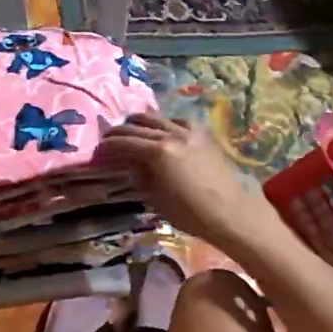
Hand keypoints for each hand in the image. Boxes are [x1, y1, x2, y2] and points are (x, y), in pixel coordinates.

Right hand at [99, 114, 272, 251]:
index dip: (110, 144)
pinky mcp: (205, 135)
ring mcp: (191, 132)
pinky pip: (179, 121)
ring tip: (132, 129)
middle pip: (139, 125)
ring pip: (159, 117)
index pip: (126, 141)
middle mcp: (173, 135)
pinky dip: (166, 123)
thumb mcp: (156, 198)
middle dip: (121, 130)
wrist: (232, 214)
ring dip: (142, 122)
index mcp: (159, 152)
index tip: (100, 147)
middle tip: (110, 136)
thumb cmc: (191, 213)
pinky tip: (163, 130)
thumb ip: (140, 175)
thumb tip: (132, 163)